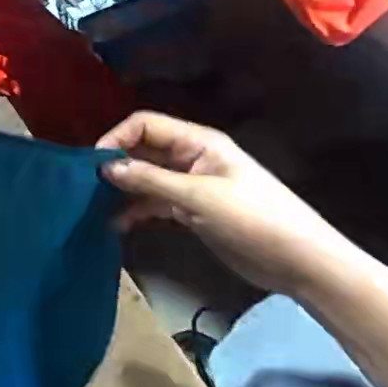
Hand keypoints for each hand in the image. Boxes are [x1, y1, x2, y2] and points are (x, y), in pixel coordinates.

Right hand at [97, 112, 363, 294]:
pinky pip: (156, 202)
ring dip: (124, 189)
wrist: (301, 262)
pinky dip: (137, 210)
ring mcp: (192, 184)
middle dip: (116, 163)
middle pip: (144, 149)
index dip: (117, 137)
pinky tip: (117, 225)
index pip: (146, 124)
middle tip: (86, 186)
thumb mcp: (199, 197)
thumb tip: (107, 166)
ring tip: (95, 207)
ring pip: (147, 177)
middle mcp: (191, 157)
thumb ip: (152, 180)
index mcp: (197, 142)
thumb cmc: (254, 219)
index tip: (92, 163)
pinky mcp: (193, 211)